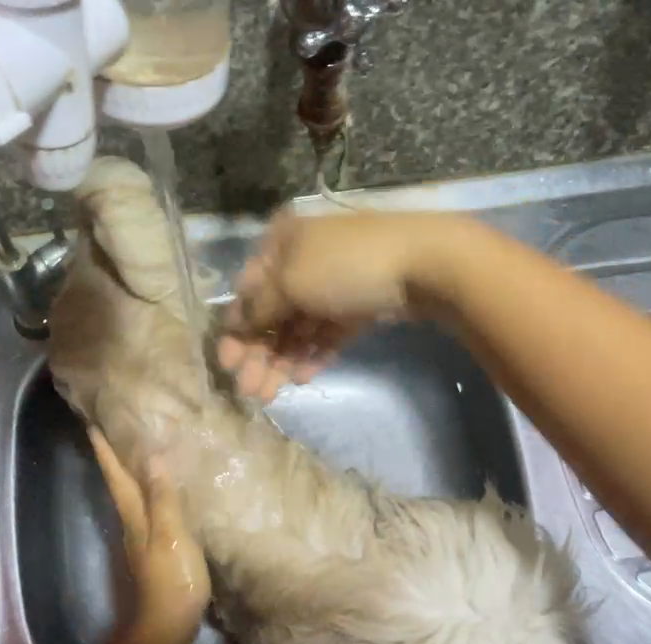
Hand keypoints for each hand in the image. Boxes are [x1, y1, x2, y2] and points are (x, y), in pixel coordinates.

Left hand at [87, 427, 211, 643]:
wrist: (170, 626)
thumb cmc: (172, 580)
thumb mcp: (171, 535)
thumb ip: (163, 498)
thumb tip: (152, 456)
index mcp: (134, 518)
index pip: (117, 477)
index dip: (106, 451)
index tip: (92, 424)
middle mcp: (133, 526)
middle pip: (121, 486)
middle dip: (116, 459)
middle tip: (115, 430)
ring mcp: (144, 542)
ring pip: (134, 500)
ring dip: (134, 477)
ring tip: (141, 454)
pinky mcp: (157, 554)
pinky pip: (151, 515)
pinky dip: (153, 497)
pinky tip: (165, 496)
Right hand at [217, 210, 472, 401]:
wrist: (422, 266)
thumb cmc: (344, 266)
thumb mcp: (290, 282)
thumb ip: (257, 307)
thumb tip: (234, 323)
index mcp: (282, 242)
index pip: (248, 291)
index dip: (237, 331)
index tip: (228, 366)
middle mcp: (303, 259)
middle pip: (272, 314)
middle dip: (259, 354)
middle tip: (249, 391)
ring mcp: (332, 283)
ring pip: (298, 327)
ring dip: (282, 360)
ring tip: (272, 394)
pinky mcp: (356, 305)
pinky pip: (326, 333)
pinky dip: (313, 354)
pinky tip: (302, 378)